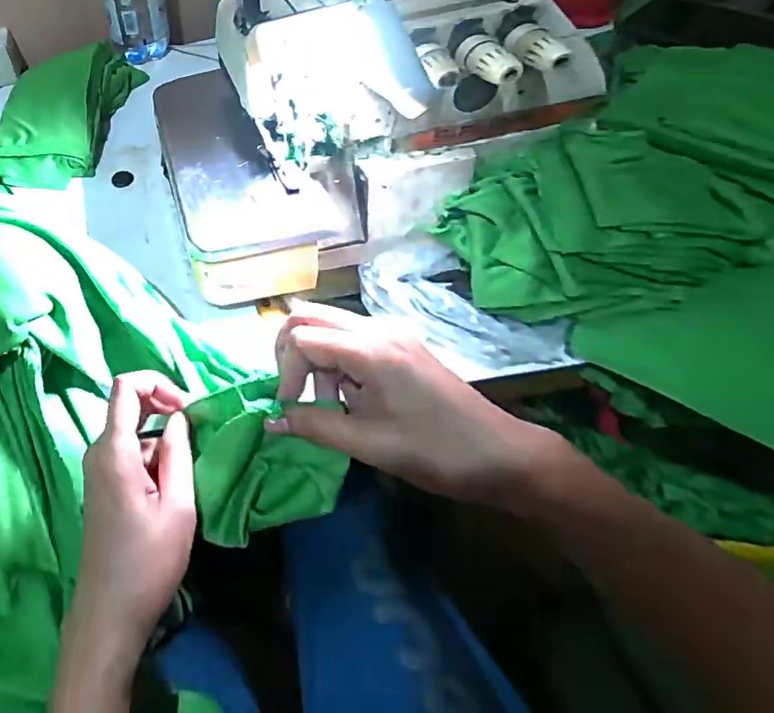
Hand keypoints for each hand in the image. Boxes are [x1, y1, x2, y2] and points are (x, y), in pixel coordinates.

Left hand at [69, 371, 196, 648]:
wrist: (109, 612)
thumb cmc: (147, 561)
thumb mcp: (178, 506)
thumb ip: (178, 453)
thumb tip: (179, 419)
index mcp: (113, 449)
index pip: (125, 385)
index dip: (157, 383)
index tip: (187, 407)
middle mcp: (99, 451)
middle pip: (129, 406)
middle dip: (164, 409)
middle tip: (198, 433)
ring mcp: (97, 469)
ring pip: (133, 433)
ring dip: (162, 441)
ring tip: (190, 472)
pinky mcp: (102, 486)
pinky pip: (128, 455)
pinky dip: (152, 458)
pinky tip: (173, 488)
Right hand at [266, 300, 566, 509]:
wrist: (502, 456)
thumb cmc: (435, 452)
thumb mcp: (368, 444)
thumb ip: (314, 426)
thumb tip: (270, 420)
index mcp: (370, 349)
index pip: (302, 339)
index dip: (287, 373)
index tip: (292, 409)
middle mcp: (377, 329)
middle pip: (309, 317)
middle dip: (290, 353)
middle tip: (295, 392)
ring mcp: (391, 333)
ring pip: (328, 326)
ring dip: (314, 358)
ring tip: (327, 404)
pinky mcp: (399, 344)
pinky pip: (350, 338)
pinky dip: (335, 361)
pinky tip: (349, 397)